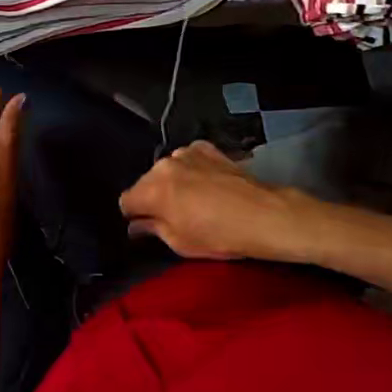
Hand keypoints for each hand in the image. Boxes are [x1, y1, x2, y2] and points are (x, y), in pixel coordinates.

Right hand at [120, 141, 321, 261]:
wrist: (266, 216)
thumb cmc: (221, 236)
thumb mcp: (181, 243)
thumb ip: (152, 229)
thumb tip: (137, 225)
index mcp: (152, 190)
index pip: (126, 200)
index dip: (135, 216)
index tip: (148, 225)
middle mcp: (163, 165)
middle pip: (146, 182)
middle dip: (153, 197)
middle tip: (175, 216)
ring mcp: (185, 153)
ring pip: (167, 169)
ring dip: (172, 182)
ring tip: (194, 199)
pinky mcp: (206, 148)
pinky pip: (188, 159)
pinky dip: (191, 169)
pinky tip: (207, 183)